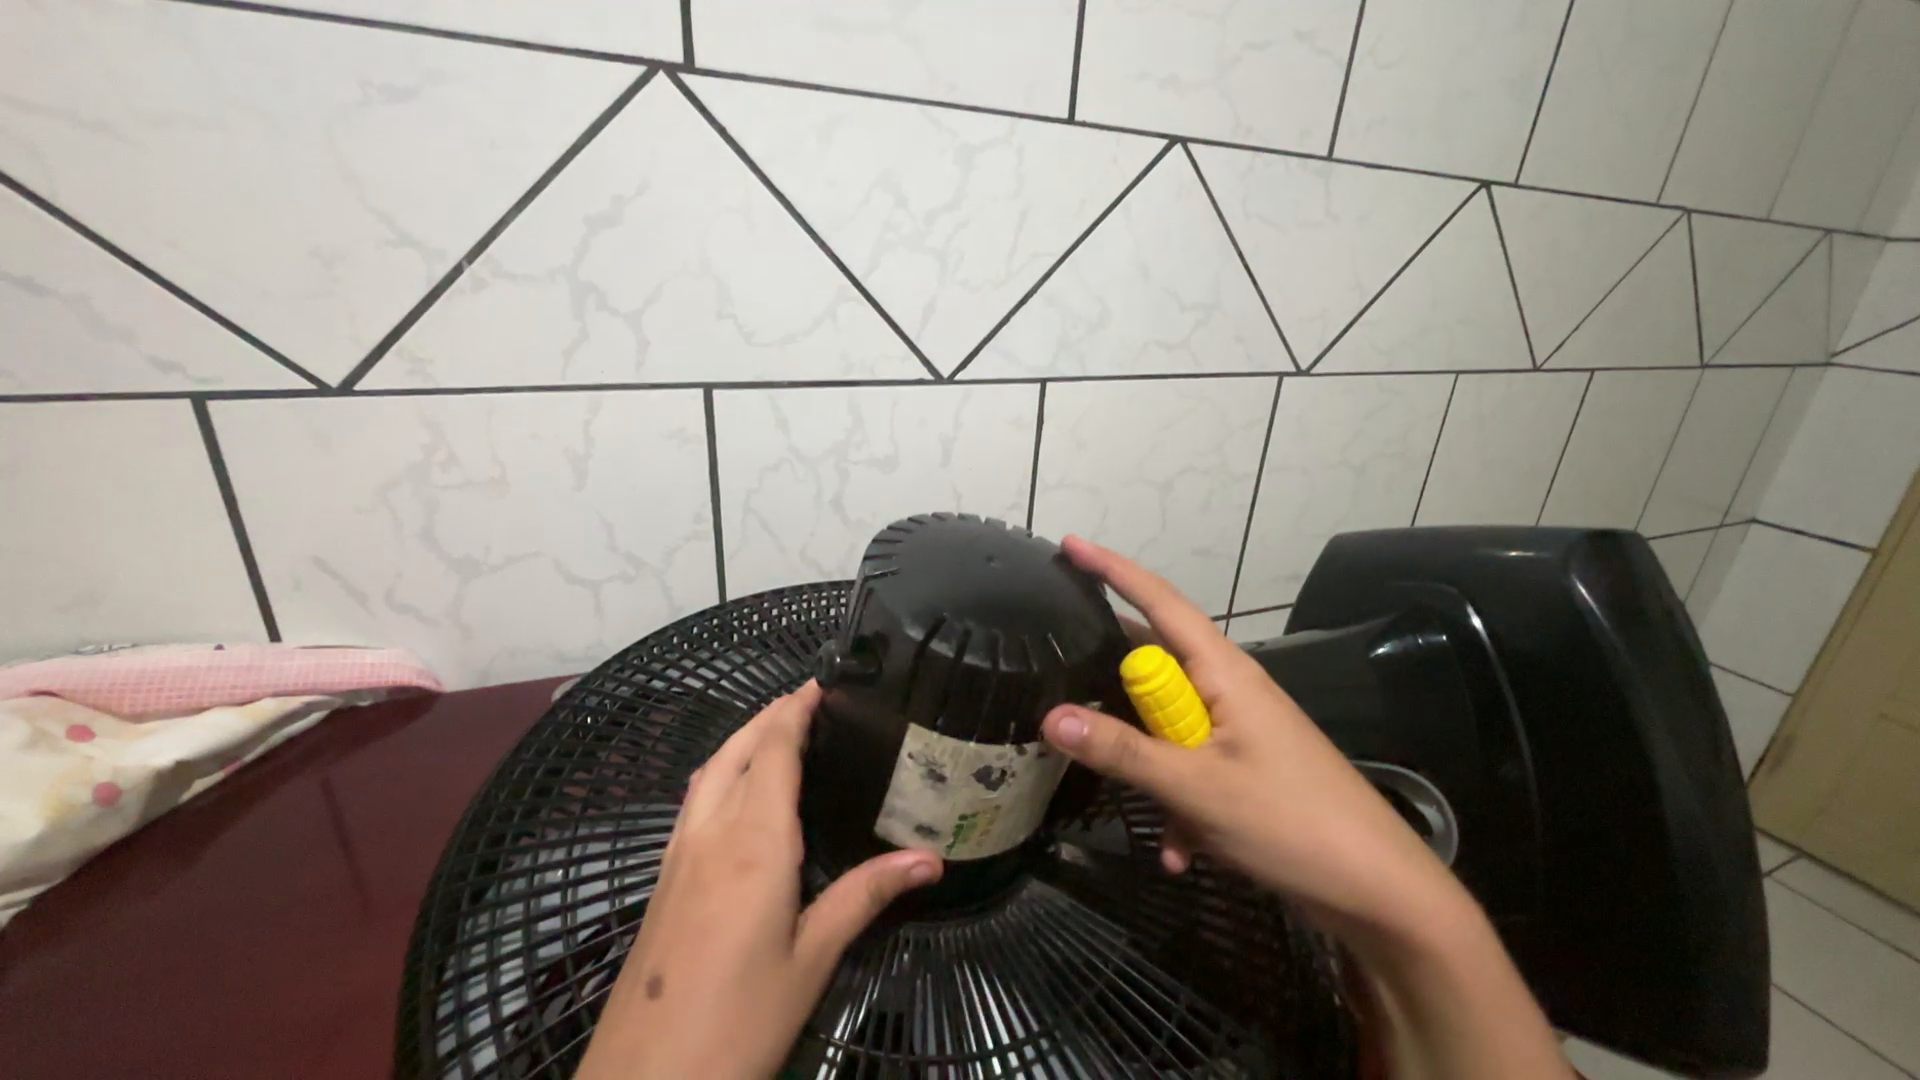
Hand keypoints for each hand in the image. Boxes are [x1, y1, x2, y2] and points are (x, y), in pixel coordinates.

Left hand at [576, 682, 942, 1079]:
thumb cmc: (737, 1023)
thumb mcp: (812, 961)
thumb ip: (865, 897)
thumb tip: (931, 859)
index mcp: (754, 842)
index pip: (773, 751)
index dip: (795, 709)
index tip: (825, 682)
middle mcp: (710, 833)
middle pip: (735, 749)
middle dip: (770, 714)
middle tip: (812, 700)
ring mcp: (678, 854)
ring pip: (708, 771)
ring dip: (742, 739)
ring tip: (782, 732)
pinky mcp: (663, 879)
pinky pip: (694, 801)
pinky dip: (721, 773)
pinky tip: (740, 795)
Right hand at [1043, 537, 1466, 947]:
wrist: (1379, 893)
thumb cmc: (1291, 822)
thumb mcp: (1197, 788)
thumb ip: (1122, 752)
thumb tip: (1051, 717)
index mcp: (1225, 673)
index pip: (1161, 602)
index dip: (1114, 570)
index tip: (1071, 545)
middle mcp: (1230, 690)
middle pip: (1155, 664)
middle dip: (1111, 679)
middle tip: (1057, 675)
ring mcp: (1238, 731)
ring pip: (1166, 726)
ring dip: (1145, 763)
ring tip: (1115, 789)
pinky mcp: (1244, 770)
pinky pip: (1189, 771)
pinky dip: (1177, 806)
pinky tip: (1179, 853)